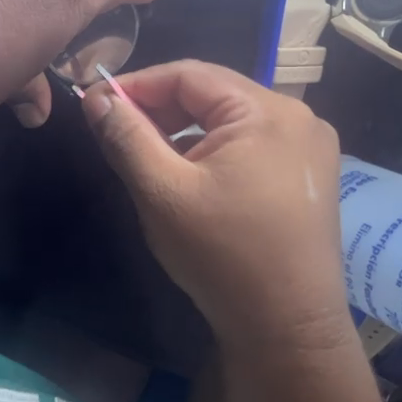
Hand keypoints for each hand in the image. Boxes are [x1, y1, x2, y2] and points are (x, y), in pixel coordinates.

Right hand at [81, 61, 352, 351]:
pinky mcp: (306, 176)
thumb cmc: (221, 254)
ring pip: (227, 121)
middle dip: (157, 109)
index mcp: (267, 113)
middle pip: (211, 94)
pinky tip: (184, 179)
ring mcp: (307, 148)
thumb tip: (97, 98)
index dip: (136, 84)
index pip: (189, 74)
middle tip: (113, 133)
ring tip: (143, 158)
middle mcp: (297, 118)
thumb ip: (126, 137)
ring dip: (180, 131)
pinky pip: (246, 145)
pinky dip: (207, 151)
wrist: (286, 326)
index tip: (94, 105)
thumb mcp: (161, 191)